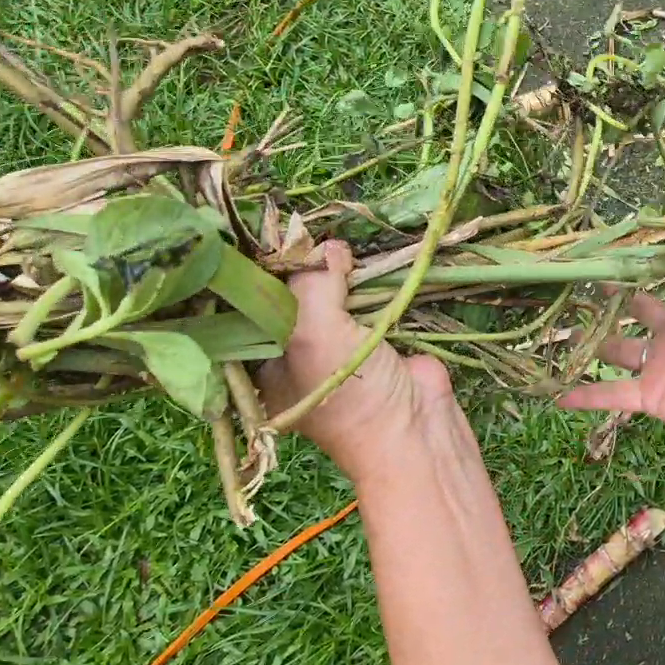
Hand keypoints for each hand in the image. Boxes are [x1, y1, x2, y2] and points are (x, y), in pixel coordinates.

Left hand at [256, 239, 452, 482]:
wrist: (416, 429)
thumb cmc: (350, 395)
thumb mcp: (314, 334)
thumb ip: (312, 283)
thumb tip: (328, 245)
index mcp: (261, 359)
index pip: (248, 303)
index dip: (259, 269)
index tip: (273, 235)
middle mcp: (292, 347)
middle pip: (289, 291)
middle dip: (301, 264)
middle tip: (310, 235)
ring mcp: (335, 340)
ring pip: (329, 291)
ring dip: (338, 269)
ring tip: (342, 246)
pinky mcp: (374, 334)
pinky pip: (364, 297)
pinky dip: (369, 280)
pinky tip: (366, 261)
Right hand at [559, 221, 664, 463]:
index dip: (643, 258)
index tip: (611, 241)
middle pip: (637, 308)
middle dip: (611, 297)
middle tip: (576, 281)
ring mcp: (661, 364)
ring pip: (620, 349)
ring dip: (595, 343)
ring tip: (563, 330)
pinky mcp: (652, 397)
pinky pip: (615, 394)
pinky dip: (590, 395)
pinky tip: (560, 394)